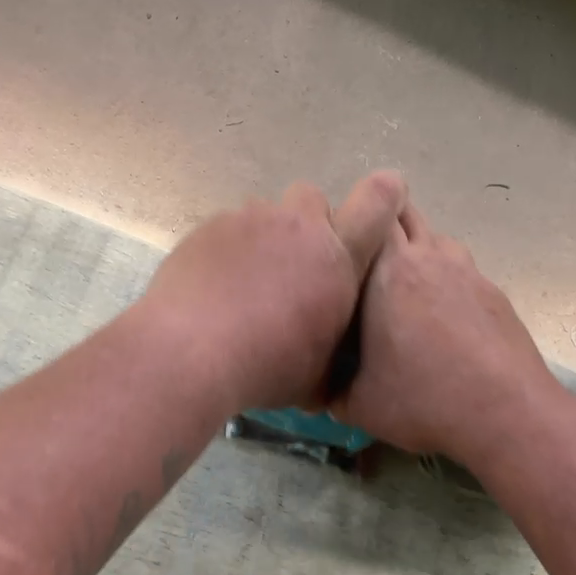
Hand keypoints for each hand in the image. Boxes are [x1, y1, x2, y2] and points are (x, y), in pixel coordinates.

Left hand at [136, 172, 406, 411]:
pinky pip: (230, 229)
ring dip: (269, 238)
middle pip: (313, 198)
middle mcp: (297, 229)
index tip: (382, 203)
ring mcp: (249, 222)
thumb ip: (333, 357)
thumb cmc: (266, 369)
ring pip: (268, 214)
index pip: (378, 202)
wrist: (189, 353)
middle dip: (312, 224)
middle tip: (297, 267)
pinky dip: (231, 252)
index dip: (386, 195)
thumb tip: (332, 379)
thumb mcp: (315, 379)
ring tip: (251, 282)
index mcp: (337, 260)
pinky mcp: (209, 229)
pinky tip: (218, 288)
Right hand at [331, 202, 553, 461]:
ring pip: (434, 238)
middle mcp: (429, 257)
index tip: (335, 253)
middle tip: (364, 266)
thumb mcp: (358, 406)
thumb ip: (328, 387)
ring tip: (402, 294)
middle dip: (381, 229)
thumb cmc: (423, 402)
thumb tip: (315, 385)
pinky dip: (444, 281)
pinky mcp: (493, 292)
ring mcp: (467, 271)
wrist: (506, 412)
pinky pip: (460, 270)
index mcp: (388, 271)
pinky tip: (440, 321)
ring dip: (415, 251)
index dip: (346, 225)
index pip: (365, 214)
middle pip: (403, 213)